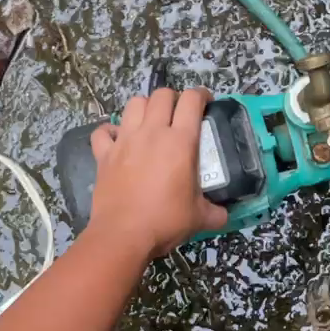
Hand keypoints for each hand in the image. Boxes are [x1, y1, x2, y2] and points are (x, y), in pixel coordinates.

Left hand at [85, 88, 227, 259]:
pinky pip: (103, 132)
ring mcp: (125, 141)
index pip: (192, 100)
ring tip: (151, 122)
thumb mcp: (200, 218)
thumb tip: (225, 215)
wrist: (123, 235)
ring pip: (134, 104)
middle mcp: (152, 132)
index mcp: (180, 141)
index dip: (202, 95)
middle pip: (162, 95)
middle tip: (179, 114)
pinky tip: (118, 140)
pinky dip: (110, 131)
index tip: (207, 103)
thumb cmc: (165, 221)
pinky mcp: (104, 154)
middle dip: (173, 98)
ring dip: (145, 107)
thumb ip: (217, 212)